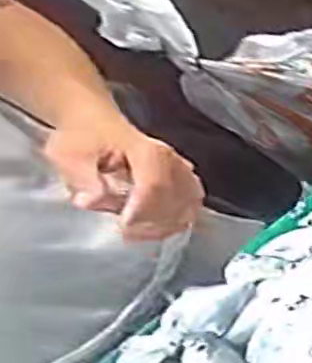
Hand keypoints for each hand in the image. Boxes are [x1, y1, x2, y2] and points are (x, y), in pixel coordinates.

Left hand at [42, 116, 202, 241]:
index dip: (143, 209)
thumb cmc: (83, 139)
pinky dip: (179, 220)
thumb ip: (80, 177)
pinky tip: (161, 227)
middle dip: (155, 221)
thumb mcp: (67, 153)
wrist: (100, 127)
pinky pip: (193, 207)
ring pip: (190, 206)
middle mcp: (177, 165)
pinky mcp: (191, 184)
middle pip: (177, 200)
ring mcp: (188, 175)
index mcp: (150, 153)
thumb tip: (91, 202)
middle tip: (130, 235)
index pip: (155, 186)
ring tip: (143, 233)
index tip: (126, 226)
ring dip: (169, 224)